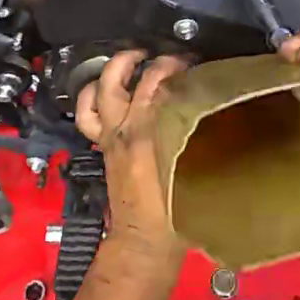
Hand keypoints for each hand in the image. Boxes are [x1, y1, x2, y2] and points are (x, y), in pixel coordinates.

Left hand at [75, 49, 189, 281]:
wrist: (144, 242)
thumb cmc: (176, 211)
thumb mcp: (196, 168)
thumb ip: (201, 135)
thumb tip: (213, 108)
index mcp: (147, 132)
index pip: (158, 82)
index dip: (176, 66)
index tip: (194, 63)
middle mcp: (124, 128)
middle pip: (125, 79)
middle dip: (146, 60)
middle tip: (167, 57)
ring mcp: (109, 136)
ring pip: (98, 91)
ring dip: (113, 70)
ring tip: (132, 59)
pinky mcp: (103, 146)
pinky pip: (87, 115)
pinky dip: (91, 98)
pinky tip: (103, 89)